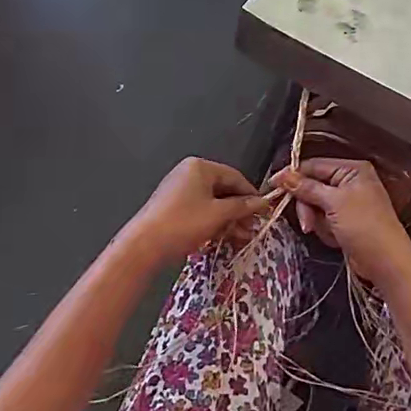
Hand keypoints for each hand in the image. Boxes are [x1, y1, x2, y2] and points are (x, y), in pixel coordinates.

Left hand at [116, 158, 268, 265]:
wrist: (146, 243)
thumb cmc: (184, 223)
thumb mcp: (218, 214)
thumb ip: (242, 206)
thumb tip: (262, 202)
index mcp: (200, 167)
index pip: (234, 176)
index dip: (251, 194)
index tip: (265, 212)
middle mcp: (189, 172)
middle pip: (224, 188)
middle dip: (239, 209)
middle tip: (252, 228)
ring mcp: (180, 188)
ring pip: (213, 201)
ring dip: (228, 218)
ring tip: (241, 237)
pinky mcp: (174, 204)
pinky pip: (201, 208)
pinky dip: (214, 220)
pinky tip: (223, 236)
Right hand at [273, 158, 410, 270]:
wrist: (387, 264)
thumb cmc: (365, 227)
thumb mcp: (333, 203)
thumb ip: (306, 187)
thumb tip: (283, 176)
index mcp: (351, 170)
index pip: (313, 166)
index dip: (293, 176)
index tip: (273, 185)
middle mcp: (349, 182)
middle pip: (311, 186)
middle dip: (307, 206)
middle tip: (307, 222)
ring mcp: (347, 202)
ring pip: (314, 204)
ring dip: (316, 220)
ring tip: (328, 232)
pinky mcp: (345, 220)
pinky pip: (322, 218)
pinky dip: (324, 228)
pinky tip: (335, 237)